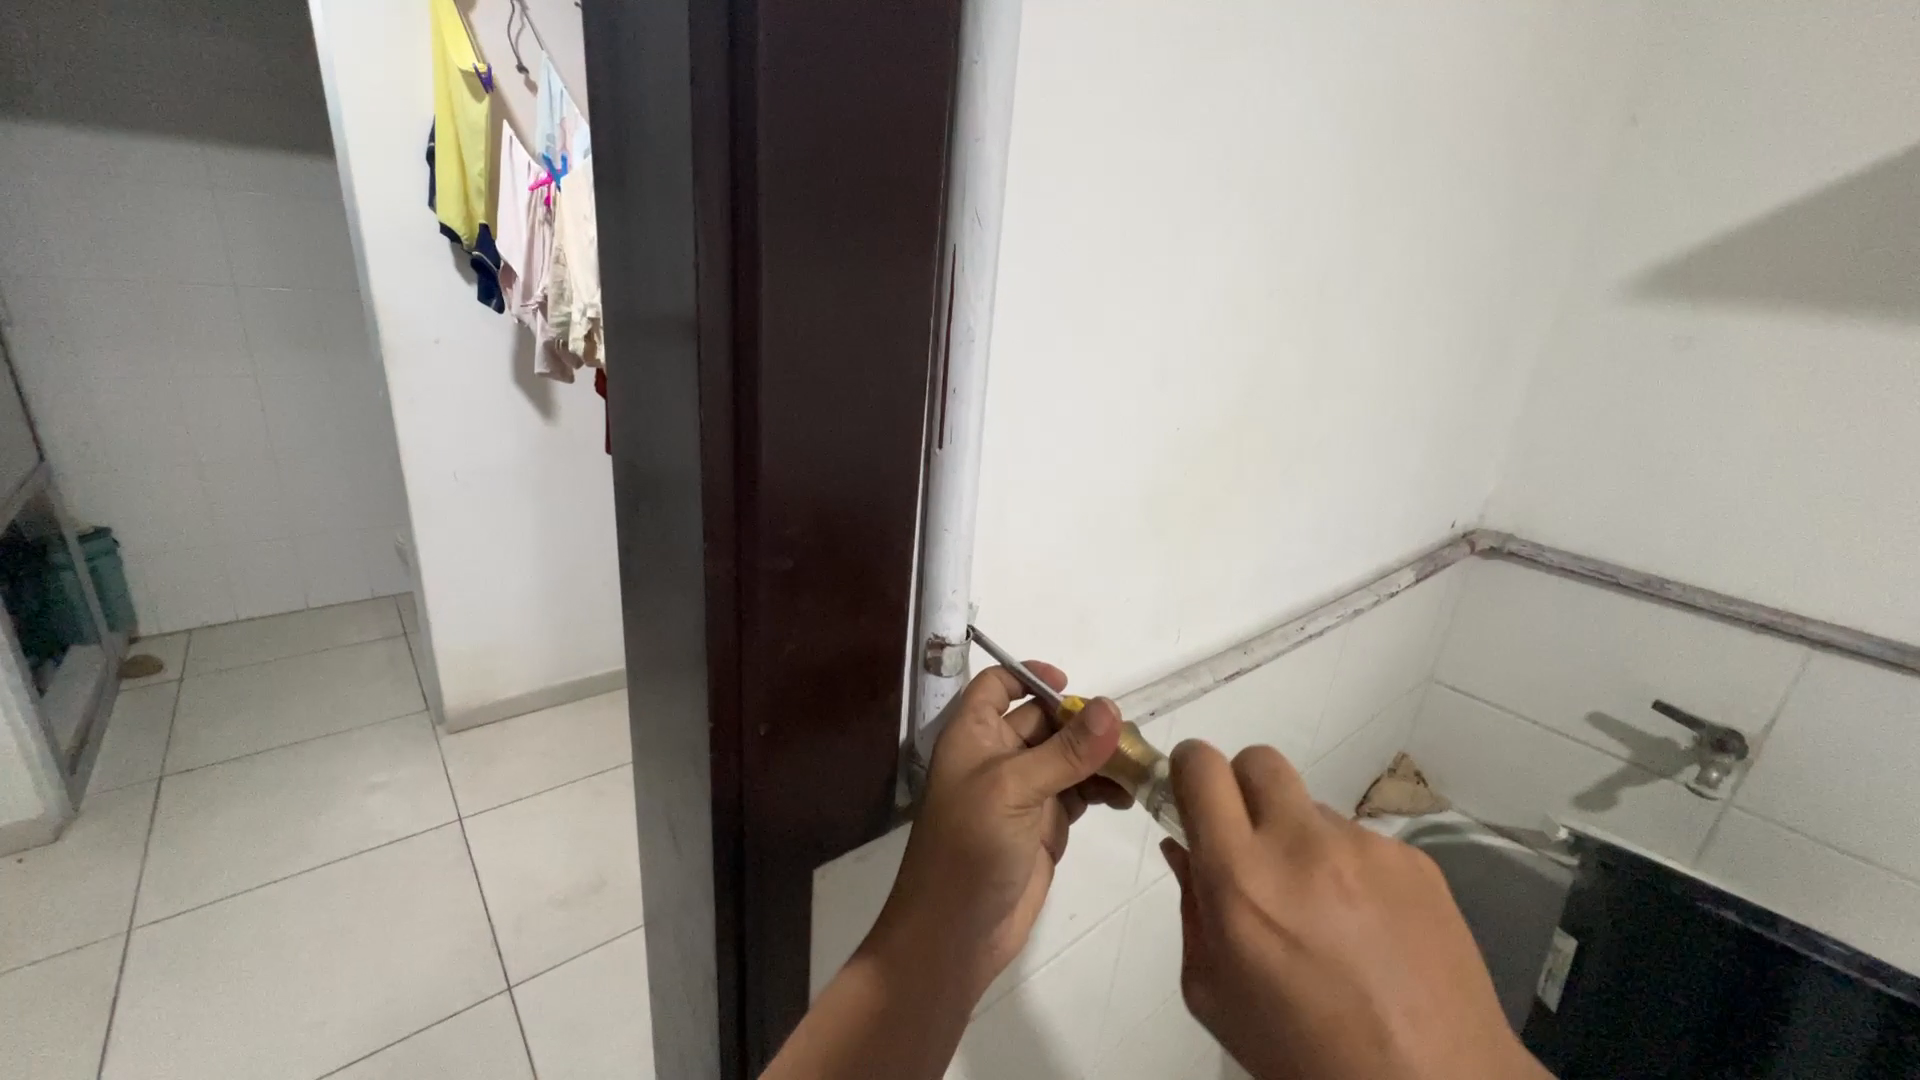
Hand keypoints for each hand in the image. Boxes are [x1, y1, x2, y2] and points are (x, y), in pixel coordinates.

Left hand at [870, 664, 1127, 999]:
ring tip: (1137, 766)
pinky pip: (1079, 792)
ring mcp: (1023, 792)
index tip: (1071, 684)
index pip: (997, 686)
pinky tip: (1127, 796)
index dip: (1028, 676)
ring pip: (1067, 757)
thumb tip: (1112, 708)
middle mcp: (997, 756)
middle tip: (1129, 734)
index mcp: (974, 735)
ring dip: (1099, 757)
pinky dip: (1103, 789)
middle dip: (1083, 722)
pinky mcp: (1044, 825)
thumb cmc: (969, 848)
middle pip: (1043, 719)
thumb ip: (1065, 751)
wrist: (954, 935)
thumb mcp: (1014, 790)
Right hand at [1161, 741, 1550, 1079]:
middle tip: (1251, 843)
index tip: (1192, 799)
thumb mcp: (1212, 992)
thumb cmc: (1302, 1053)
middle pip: (1258, 761)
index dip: (1189, 771)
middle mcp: (1302, 844)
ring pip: (1312, 809)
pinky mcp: (1416, 861)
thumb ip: (1190, 907)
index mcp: (1241, 877)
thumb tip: (1186, 848)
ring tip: (1325, 913)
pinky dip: (1351, 870)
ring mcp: (1367, 848)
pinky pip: (1362, 842)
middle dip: (1242, 789)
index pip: (1202, 767)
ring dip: (1301, 841)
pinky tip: (1368, 928)